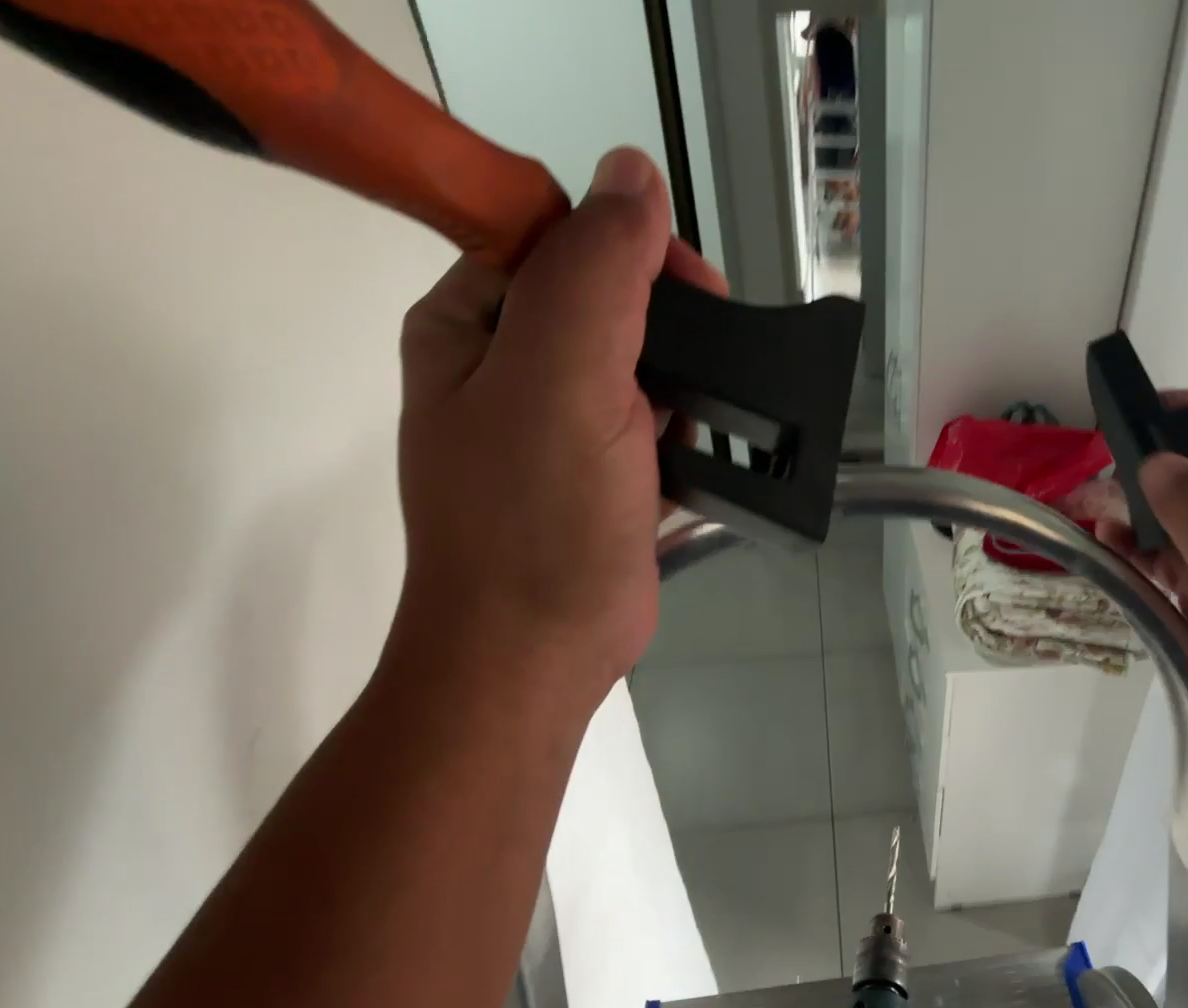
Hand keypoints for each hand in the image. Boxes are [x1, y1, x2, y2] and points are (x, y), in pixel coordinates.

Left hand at [396, 146, 727, 679]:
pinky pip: (652, 413)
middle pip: (604, 292)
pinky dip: (687, 418)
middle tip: (711, 356)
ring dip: (685, 369)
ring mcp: (555, 417)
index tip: (692, 288)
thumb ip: (595, 272)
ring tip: (716, 405)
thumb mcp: (560, 380)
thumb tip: (632, 172)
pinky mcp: (600, 467)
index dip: (627, 244)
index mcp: (471, 321)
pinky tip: (709, 442)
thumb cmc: (536, 520)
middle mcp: (507, 360)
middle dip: (668, 315)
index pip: (555, 234)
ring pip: (636, 354)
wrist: (536, 655)